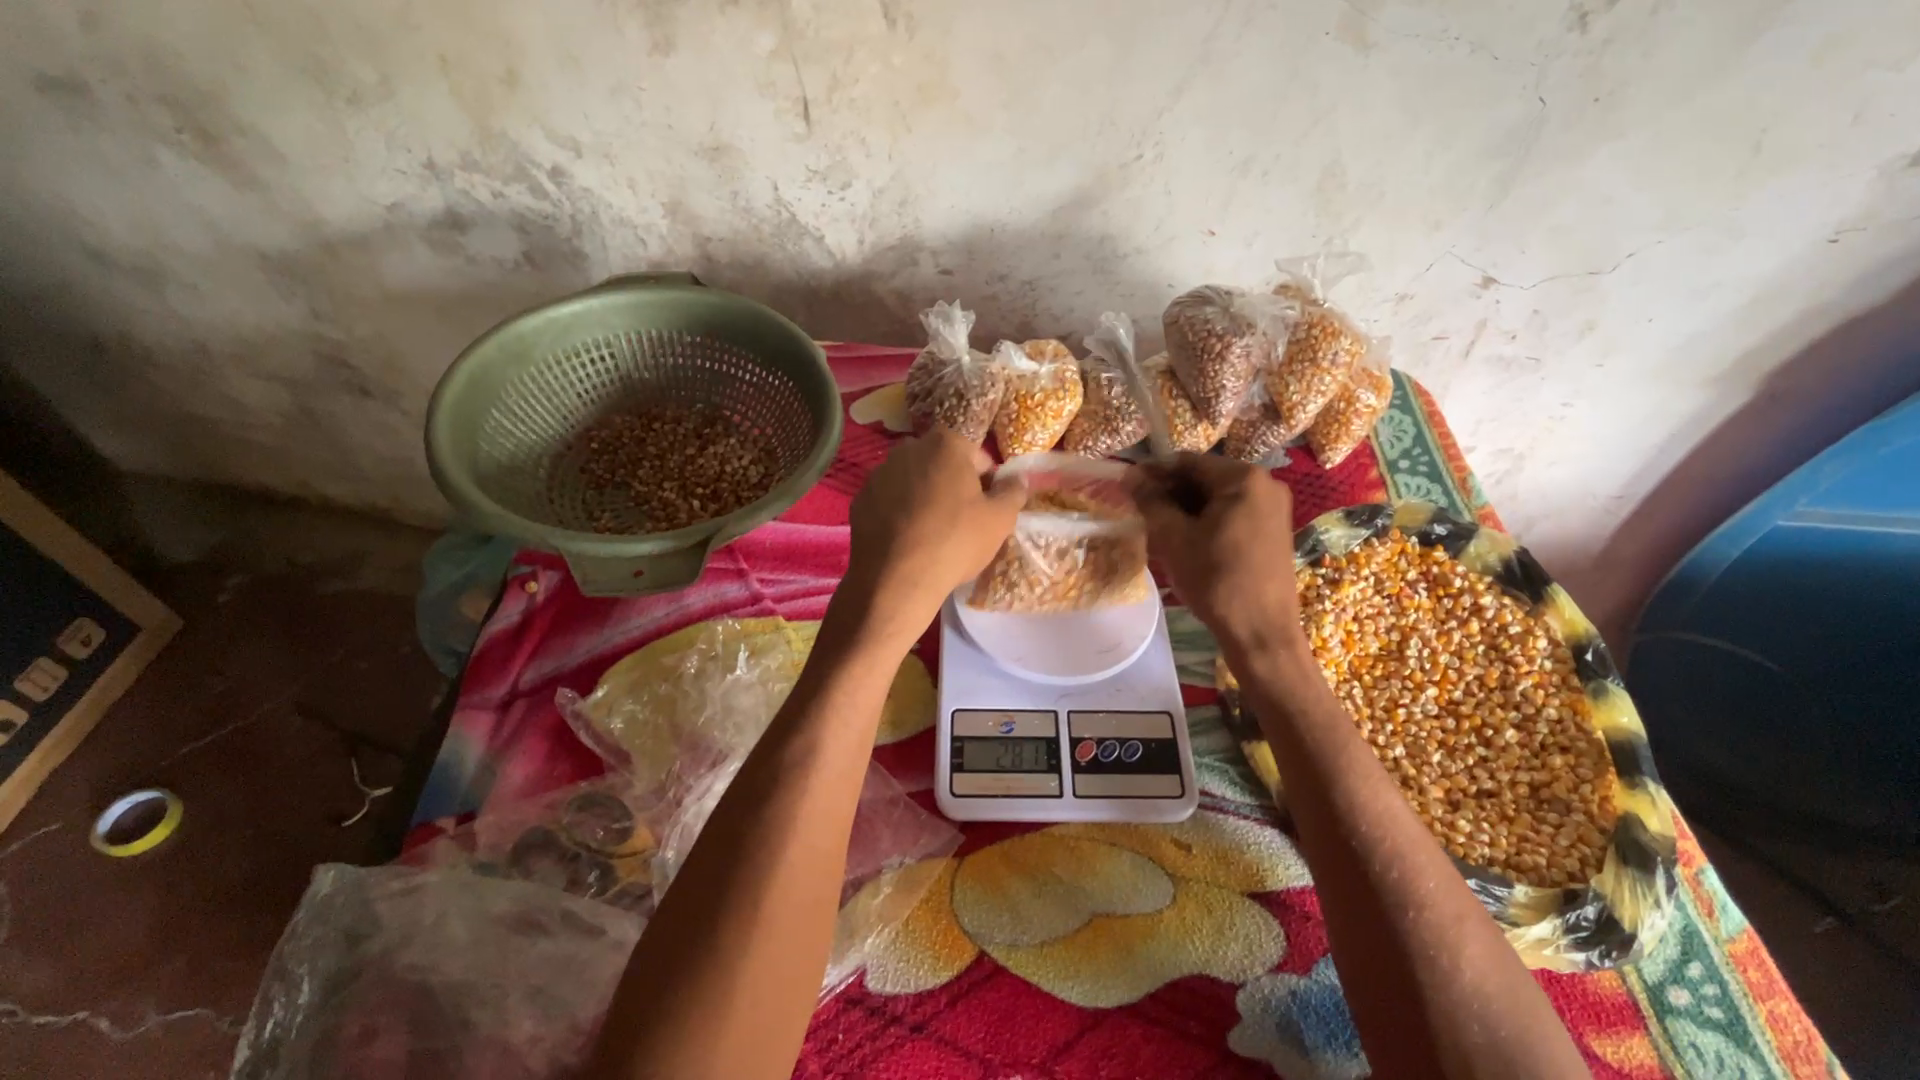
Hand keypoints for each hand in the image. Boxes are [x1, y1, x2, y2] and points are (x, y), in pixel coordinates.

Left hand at [833, 428, 1026, 644]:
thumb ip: (1013, 492)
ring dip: (923, 496)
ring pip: (911, 481)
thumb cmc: (955, 541)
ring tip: (932, 531)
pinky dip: (898, 512)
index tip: (988, 505)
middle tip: (962, 518)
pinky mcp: (859, 500)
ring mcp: (878, 474)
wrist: (896, 579)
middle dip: (951, 483)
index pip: (975, 454)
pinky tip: (907, 539)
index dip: (986, 479)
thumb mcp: (999, 519)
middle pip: (940, 463)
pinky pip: (888, 501)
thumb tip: (1017, 479)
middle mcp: (907, 449)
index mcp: (945, 444)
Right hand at [1128, 454, 1305, 659]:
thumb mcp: (1174, 538)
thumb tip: (1130, 475)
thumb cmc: (1216, 579)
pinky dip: (1206, 523)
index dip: (1153, 472)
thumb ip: (1151, 501)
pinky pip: (1232, 515)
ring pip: (1217, 499)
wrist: (1261, 632)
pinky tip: (1184, 542)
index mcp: (1244, 477)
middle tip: (1138, 511)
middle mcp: (1266, 484)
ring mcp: (1273, 509)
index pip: (1188, 462)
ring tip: (1157, 529)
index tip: (1126, 486)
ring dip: (1186, 510)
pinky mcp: (1273, 532)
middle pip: (1205, 479)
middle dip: (1170, 493)